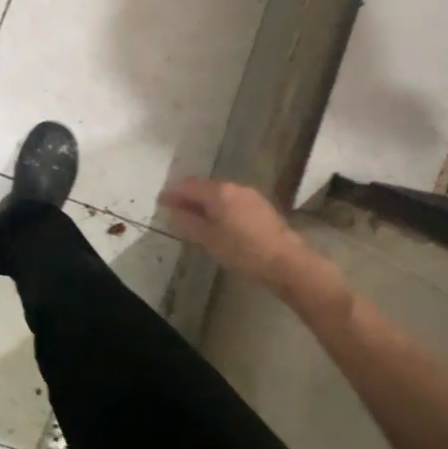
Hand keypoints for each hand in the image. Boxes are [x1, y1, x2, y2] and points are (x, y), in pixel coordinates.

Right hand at [158, 178, 321, 293]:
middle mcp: (235, 188)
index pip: (188, 185)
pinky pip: (233, 203)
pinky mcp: (263, 209)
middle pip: (205, 188)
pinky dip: (220, 209)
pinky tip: (219, 224)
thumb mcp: (209, 239)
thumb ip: (188, 223)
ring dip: (205, 204)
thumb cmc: (243, 251)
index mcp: (219, 192)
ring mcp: (251, 197)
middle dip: (188, 198)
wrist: (288, 263)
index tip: (160, 202)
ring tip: (195, 220)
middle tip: (174, 211)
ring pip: (220, 195)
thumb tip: (172, 213)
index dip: (172, 193)